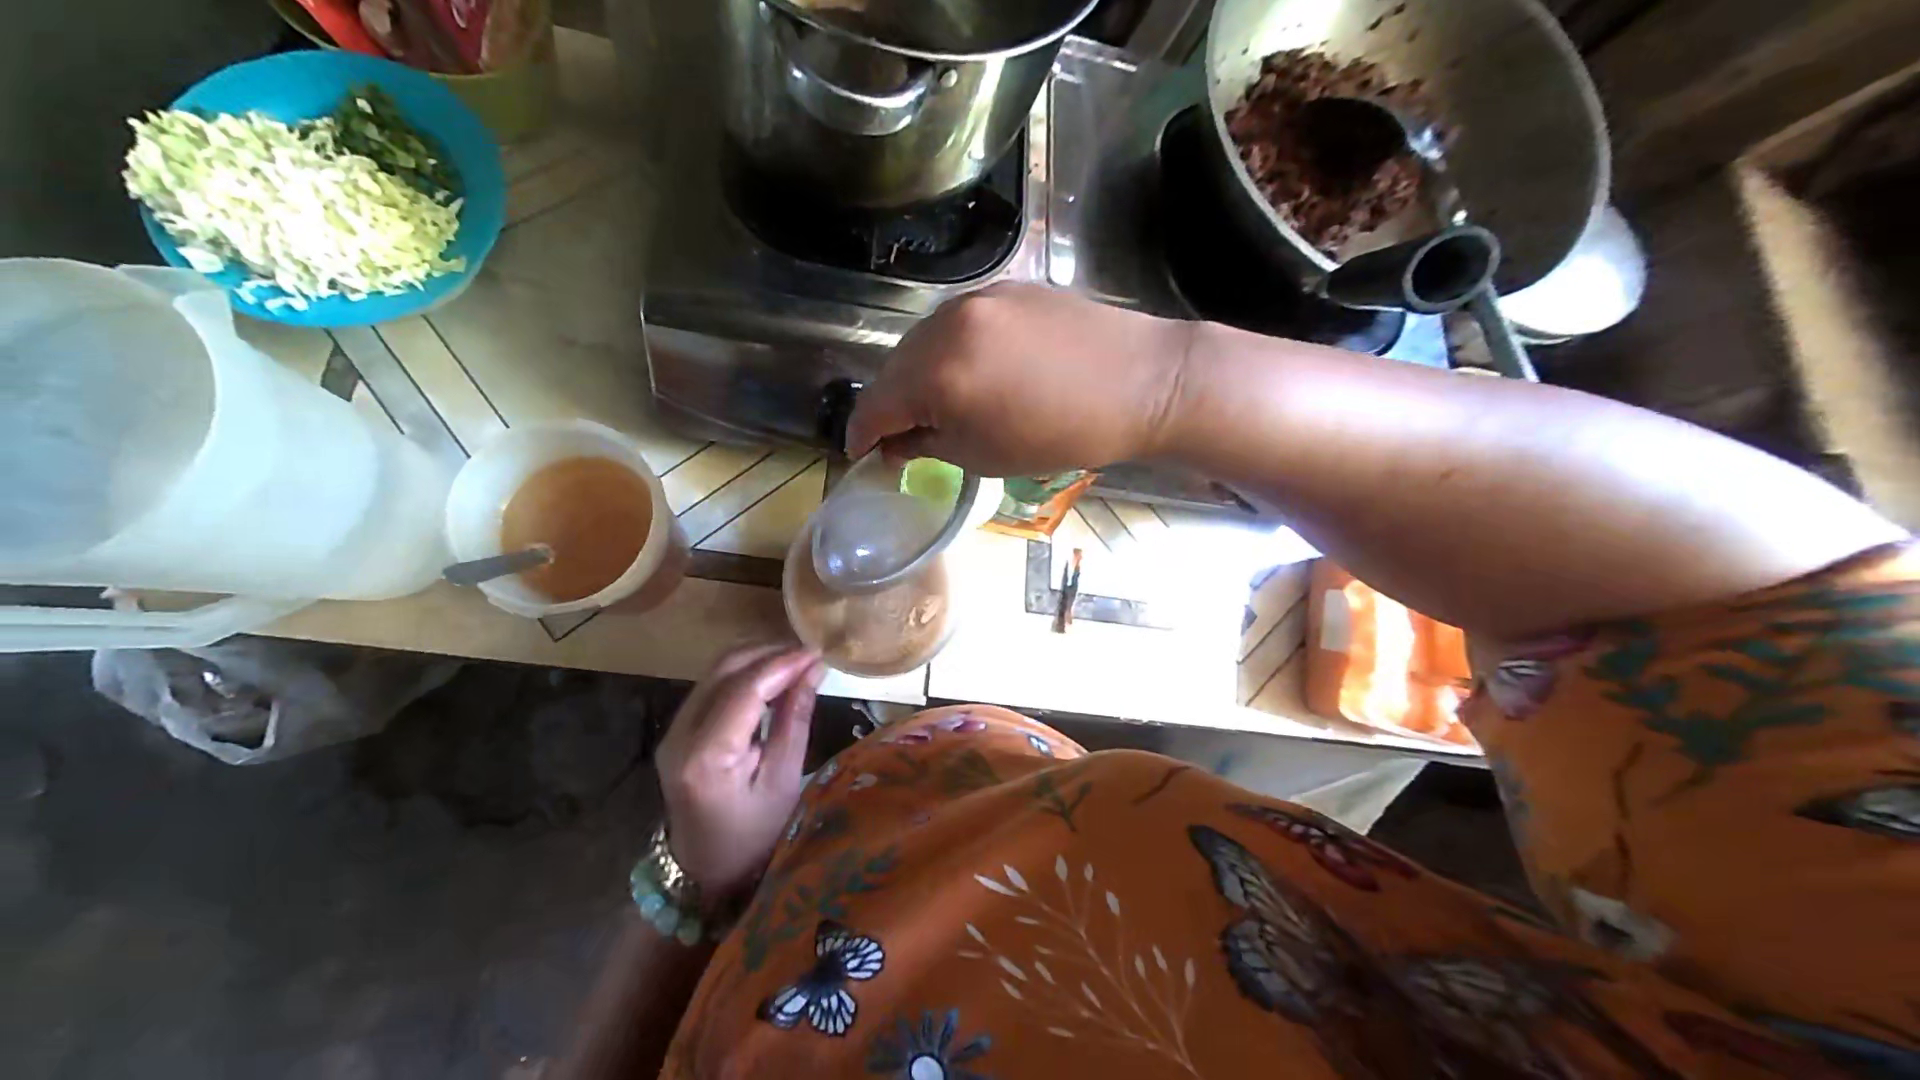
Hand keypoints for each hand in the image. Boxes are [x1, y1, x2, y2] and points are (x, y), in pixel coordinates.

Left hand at [655, 643, 824, 902]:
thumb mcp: (783, 781)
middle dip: (769, 654)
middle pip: (724, 670)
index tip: (818, 652)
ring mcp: (673, 731)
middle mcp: (680, 735)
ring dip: (756, 659)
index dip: (783, 663)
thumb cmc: (753, 836)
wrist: (705, 872)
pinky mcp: (677, 731)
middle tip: (810, 654)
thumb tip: (813, 670)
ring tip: (796, 662)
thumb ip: (794, 720)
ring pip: (715, 672)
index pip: (745, 689)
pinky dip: (744, 674)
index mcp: (706, 756)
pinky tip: (772, 678)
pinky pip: (711, 686)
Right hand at [844, 284, 1196, 475]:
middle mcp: (945, 323)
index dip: (862, 436)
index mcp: (937, 372)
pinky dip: (951, 351)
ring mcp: (977, 298)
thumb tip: (894, 443)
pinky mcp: (1006, 287)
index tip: (861, 456)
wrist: (1141, 382)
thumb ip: (925, 445)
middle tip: (901, 436)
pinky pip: (957, 323)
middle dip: (890, 405)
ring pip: (922, 341)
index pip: (874, 406)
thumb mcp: (983, 455)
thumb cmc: (1062, 434)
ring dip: (918, 375)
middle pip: (892, 368)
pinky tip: (974, 370)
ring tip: (940, 403)